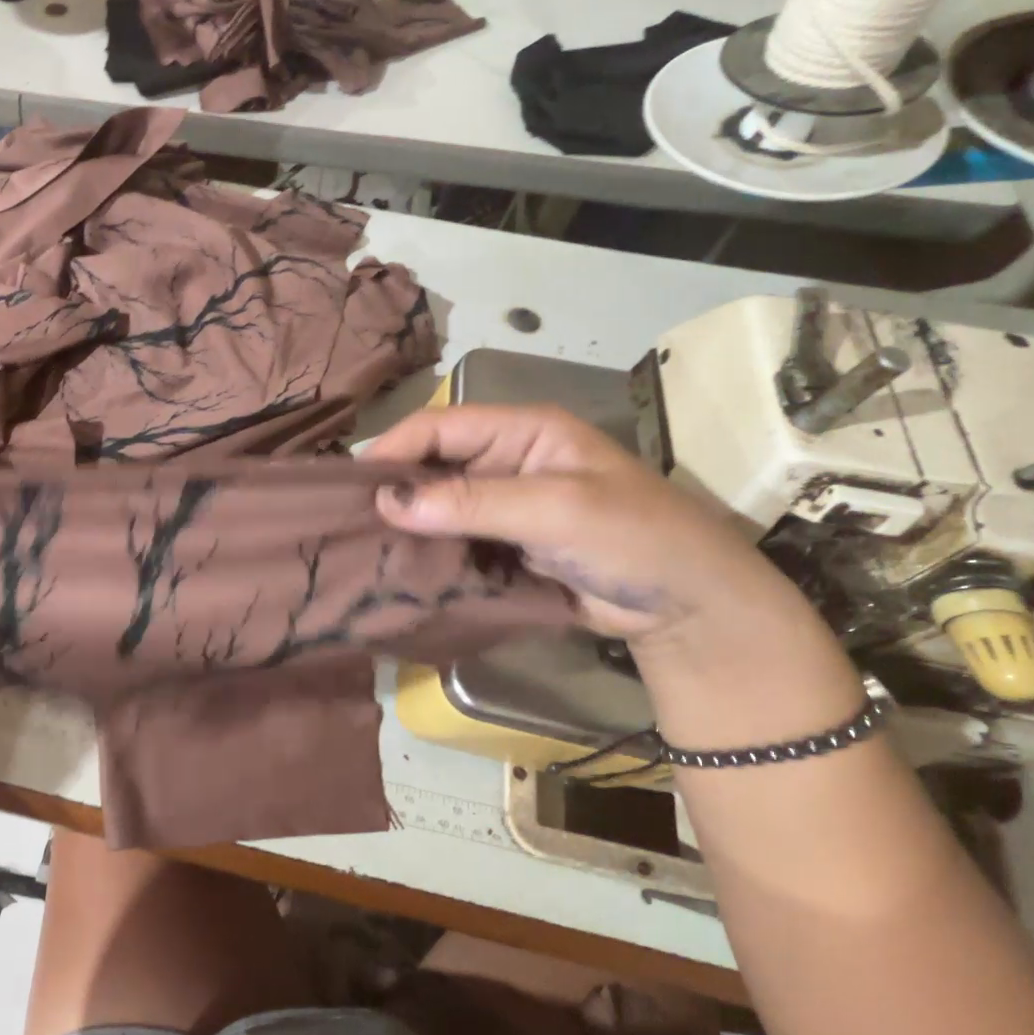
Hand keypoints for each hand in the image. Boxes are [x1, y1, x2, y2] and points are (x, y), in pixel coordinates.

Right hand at [364, 404, 798, 646]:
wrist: (687, 608)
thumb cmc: (635, 538)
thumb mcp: (556, 510)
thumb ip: (471, 502)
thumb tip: (386, 501)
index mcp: (522, 431)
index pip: (440, 426)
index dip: (394, 449)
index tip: (350, 487)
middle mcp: (504, 462)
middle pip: (430, 465)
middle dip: (392, 491)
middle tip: (346, 522)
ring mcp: (501, 508)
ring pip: (434, 508)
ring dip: (404, 527)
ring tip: (360, 549)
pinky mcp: (499, 548)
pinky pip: (448, 544)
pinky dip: (424, 556)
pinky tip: (395, 569)